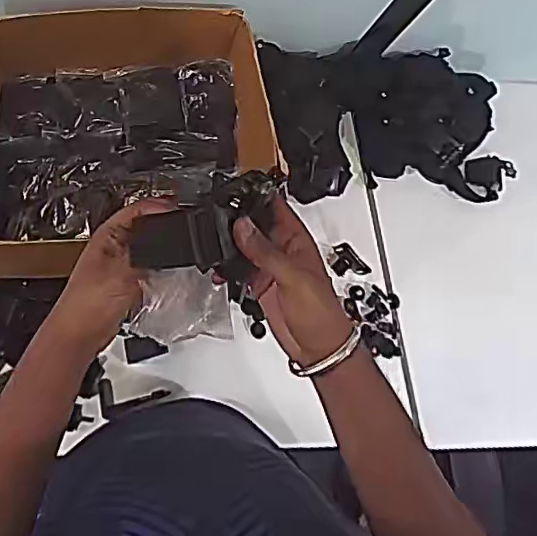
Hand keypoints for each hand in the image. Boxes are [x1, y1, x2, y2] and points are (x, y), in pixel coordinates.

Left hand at [39, 198, 171, 358]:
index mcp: (107, 234)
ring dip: (162, 251)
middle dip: (164, 228)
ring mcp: (119, 265)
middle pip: (146, 227)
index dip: (160, 206)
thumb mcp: (124, 272)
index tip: (179, 209)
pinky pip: (149, 270)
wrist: (77, 338)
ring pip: (149, 250)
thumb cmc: (85, 306)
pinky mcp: (125, 283)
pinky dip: (160, 271)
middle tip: (183, 229)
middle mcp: (113, 246)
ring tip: (178, 252)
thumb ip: (148, 254)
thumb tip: (168, 240)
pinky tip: (168, 276)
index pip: (138, 208)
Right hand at [233, 195, 355, 367]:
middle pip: (256, 224)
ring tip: (214, 241)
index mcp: (296, 239)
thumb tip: (243, 226)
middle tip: (218, 214)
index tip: (239, 188)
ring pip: (246, 246)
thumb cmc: (321, 311)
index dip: (259, 195)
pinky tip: (219, 269)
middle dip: (238, 219)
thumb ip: (265, 251)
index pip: (276, 207)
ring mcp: (271, 267)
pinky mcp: (261, 285)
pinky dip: (228, 268)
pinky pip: (240, 269)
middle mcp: (283, 250)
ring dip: (230, 244)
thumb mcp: (292, 276)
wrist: (318, 347)